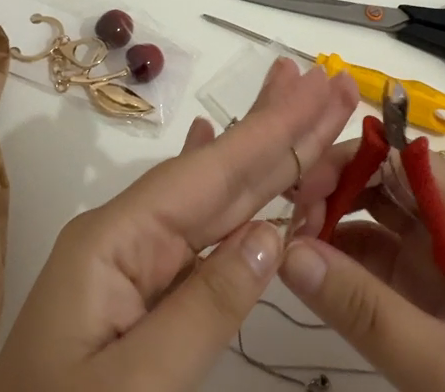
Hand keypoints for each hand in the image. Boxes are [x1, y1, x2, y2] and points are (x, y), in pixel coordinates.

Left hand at [0, 58, 359, 391]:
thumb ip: (206, 306)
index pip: (209, 173)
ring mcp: (132, 264)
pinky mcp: (141, 294)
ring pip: (214, 201)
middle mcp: (125, 236)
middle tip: (329, 82)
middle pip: (217, 173)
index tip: (316, 86)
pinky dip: (228, 196)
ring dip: (264, 157)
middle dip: (277, 128)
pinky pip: (200, 235)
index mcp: (115, 240)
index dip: (270, 129)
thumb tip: (272, 234)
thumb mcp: (136, 381)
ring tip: (302, 106)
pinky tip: (226, 152)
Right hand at [279, 141, 444, 391]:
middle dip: (340, 187)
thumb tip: (287, 250)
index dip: (358, 160)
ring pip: (380, 221)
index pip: (415, 164)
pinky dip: (340, 261)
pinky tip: (305, 266)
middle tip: (286, 208)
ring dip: (334, 221)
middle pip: (394, 185)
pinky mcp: (427, 306)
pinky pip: (376, 265)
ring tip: (286, 236)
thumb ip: (365, 309)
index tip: (302, 182)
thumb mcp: (443, 364)